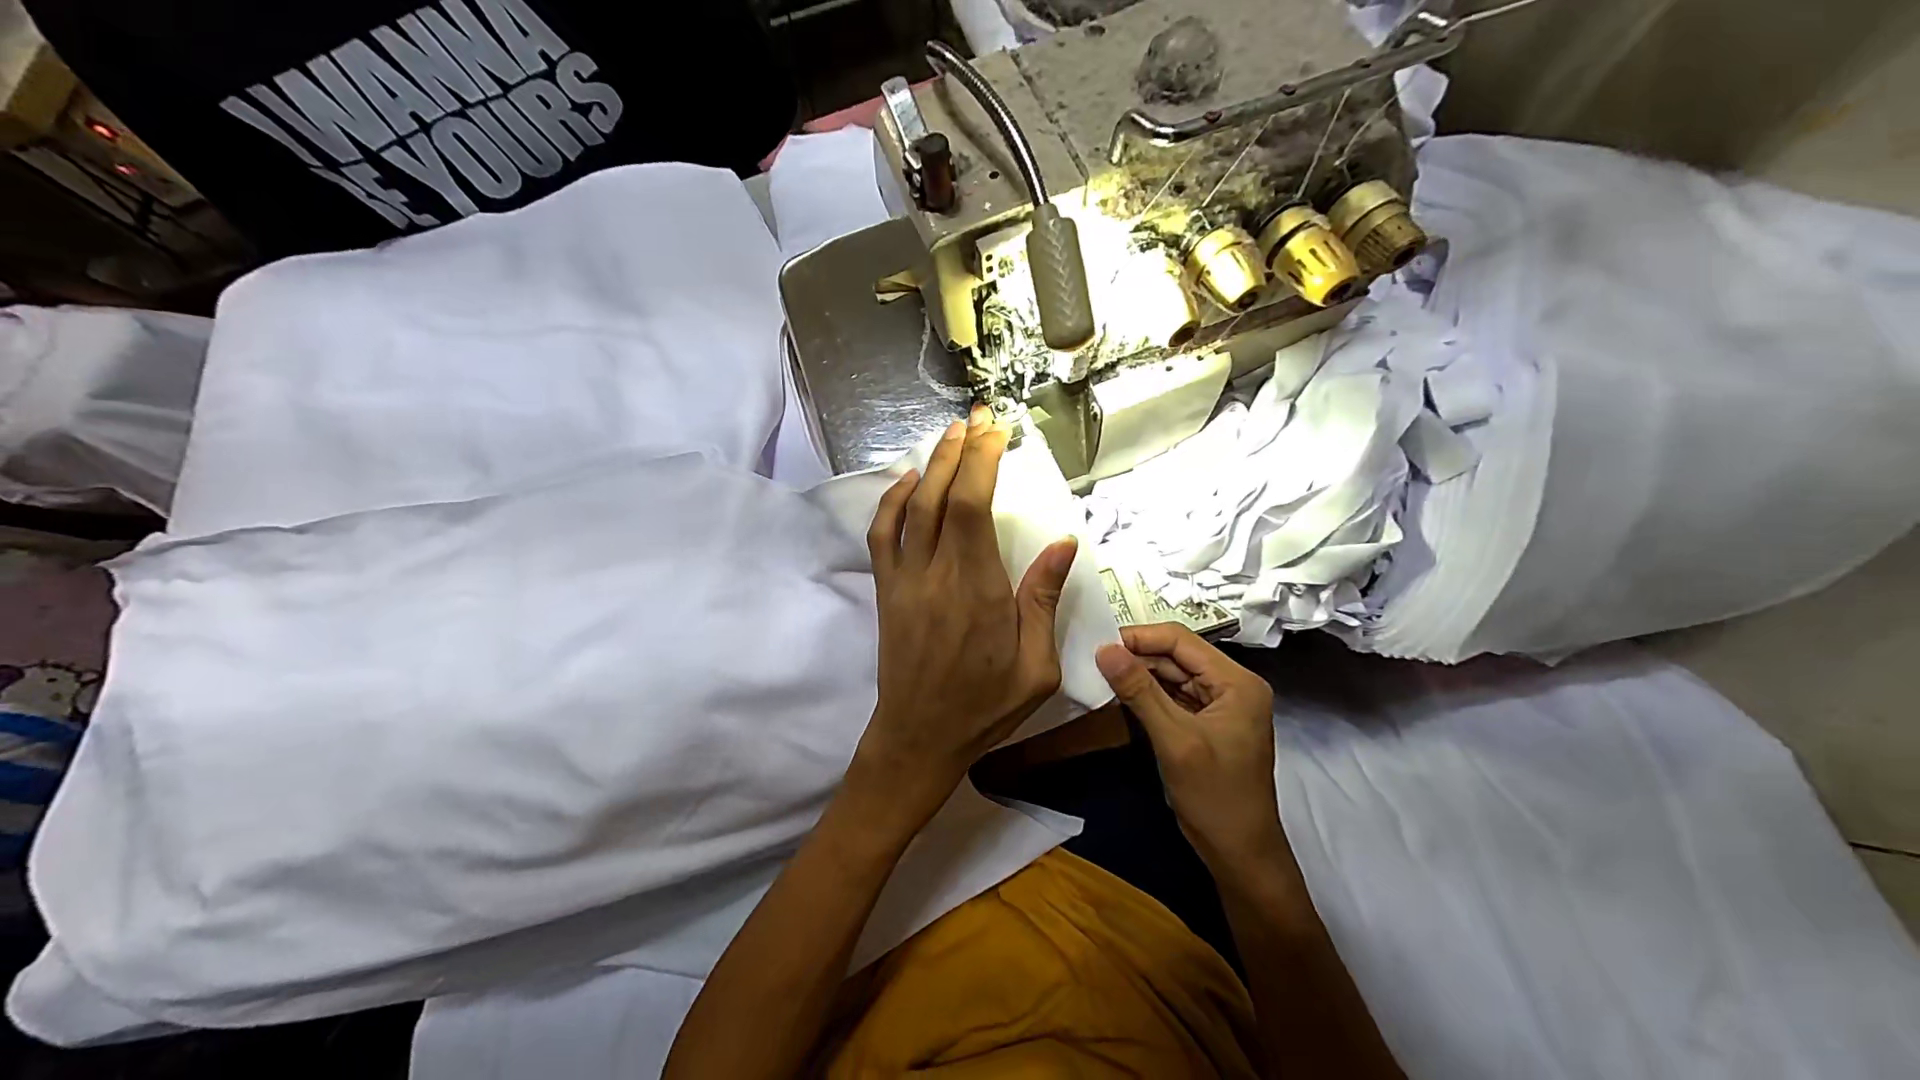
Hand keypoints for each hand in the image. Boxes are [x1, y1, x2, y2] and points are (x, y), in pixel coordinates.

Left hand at [852, 407, 1078, 826]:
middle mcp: (934, 575)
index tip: (996, 432)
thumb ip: (1043, 600)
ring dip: (928, 465)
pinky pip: (881, 534)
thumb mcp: (1036, 666)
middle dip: (958, 449)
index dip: (982, 461)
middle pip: (939, 494)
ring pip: (909, 507)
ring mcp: (902, 580)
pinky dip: (891, 501)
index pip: (972, 506)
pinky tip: (908, 481)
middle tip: (977, 418)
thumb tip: (1062, 542)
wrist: (918, 735)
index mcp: (976, 589)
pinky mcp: (885, 591)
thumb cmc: (984, 705)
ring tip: (949, 436)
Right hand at [1096, 624, 1280, 864]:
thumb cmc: (1215, 797)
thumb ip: (1139, 691)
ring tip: (1101, 673)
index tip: (1099, 642)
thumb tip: (1104, 649)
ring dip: (1140, 675)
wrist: (1240, 854)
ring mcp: (1220, 705)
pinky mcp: (1207, 723)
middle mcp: (1232, 685)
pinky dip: (1149, 695)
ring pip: (1173, 675)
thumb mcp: (1174, 740)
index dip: (1140, 637)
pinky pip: (1173, 697)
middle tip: (1093, 659)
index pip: (1182, 641)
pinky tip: (1121, 694)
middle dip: (1137, 656)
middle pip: (1177, 656)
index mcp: (1237, 682)